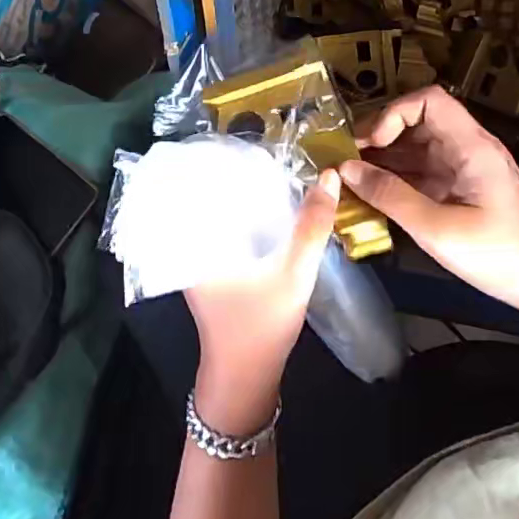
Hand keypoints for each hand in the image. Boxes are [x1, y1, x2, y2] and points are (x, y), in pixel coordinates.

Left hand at [184, 172, 337, 433]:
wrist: (245, 378)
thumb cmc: (261, 324)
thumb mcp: (293, 272)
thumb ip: (312, 226)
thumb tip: (329, 176)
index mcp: (196, 238)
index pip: (193, 183)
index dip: (213, 158)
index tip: (241, 140)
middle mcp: (189, 243)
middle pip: (205, 196)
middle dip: (230, 174)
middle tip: (261, 151)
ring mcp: (198, 258)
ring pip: (216, 214)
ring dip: (237, 197)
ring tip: (265, 171)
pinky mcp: (211, 269)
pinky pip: (223, 230)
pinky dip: (241, 217)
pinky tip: (264, 209)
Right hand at [338, 87, 518, 315]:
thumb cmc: (500, 254)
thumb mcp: (438, 229)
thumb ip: (390, 197)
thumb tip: (345, 170)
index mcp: (471, 146)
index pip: (428, 100)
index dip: (393, 113)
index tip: (369, 143)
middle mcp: (465, 148)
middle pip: (416, 120)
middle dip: (378, 135)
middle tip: (345, 159)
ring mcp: (461, 168)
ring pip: (413, 147)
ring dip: (381, 158)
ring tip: (348, 177)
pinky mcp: (456, 189)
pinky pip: (418, 171)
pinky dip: (392, 178)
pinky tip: (368, 194)